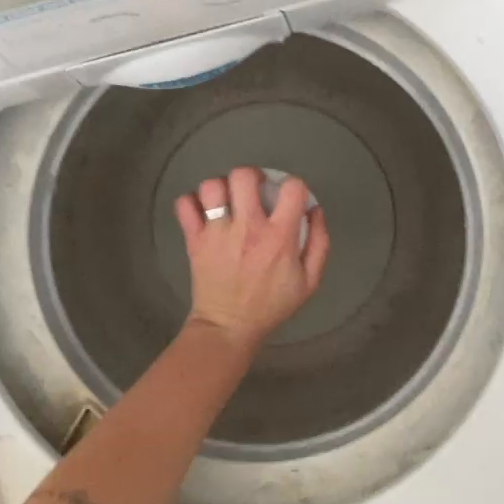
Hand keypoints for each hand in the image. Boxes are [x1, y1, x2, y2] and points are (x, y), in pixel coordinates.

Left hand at [173, 166, 329, 349]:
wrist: (228, 327)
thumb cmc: (271, 305)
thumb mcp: (309, 282)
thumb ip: (318, 244)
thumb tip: (315, 210)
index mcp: (279, 237)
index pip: (292, 188)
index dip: (294, 186)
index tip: (289, 197)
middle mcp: (247, 228)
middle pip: (244, 176)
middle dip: (251, 176)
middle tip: (253, 190)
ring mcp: (216, 232)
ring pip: (211, 186)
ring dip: (221, 188)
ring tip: (226, 200)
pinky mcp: (194, 240)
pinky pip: (184, 205)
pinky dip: (191, 202)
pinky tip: (202, 211)